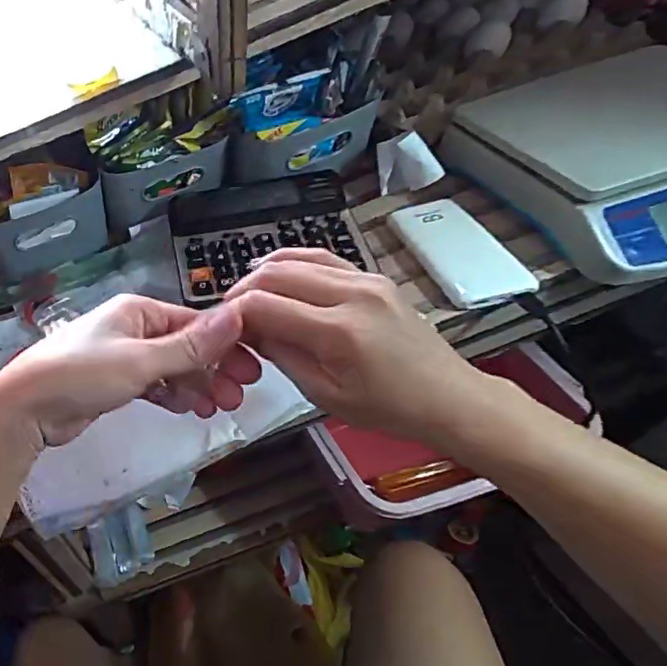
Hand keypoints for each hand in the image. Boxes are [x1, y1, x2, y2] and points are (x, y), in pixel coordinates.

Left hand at [0, 294, 263, 450]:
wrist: (26, 409)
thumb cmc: (80, 376)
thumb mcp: (141, 361)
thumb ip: (190, 345)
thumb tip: (236, 315)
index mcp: (138, 311)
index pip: (193, 324)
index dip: (225, 346)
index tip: (250, 369)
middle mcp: (132, 328)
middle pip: (185, 347)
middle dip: (212, 371)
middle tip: (237, 397)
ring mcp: (122, 356)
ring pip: (171, 368)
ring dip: (194, 386)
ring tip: (215, 409)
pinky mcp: (113, 382)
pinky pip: (153, 385)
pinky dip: (171, 395)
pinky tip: (188, 409)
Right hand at [225, 249, 543, 459]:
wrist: (446, 397)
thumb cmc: (388, 408)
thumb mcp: (324, 394)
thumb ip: (283, 355)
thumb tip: (248, 330)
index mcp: (338, 332)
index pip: (266, 305)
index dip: (234, 313)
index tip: (220, 326)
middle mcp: (353, 294)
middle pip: (278, 273)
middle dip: (244, 288)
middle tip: (228, 311)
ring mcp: (367, 280)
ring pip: (300, 258)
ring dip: (266, 271)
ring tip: (246, 291)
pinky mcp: (375, 277)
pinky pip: (325, 259)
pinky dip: (295, 263)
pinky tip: (279, 274)